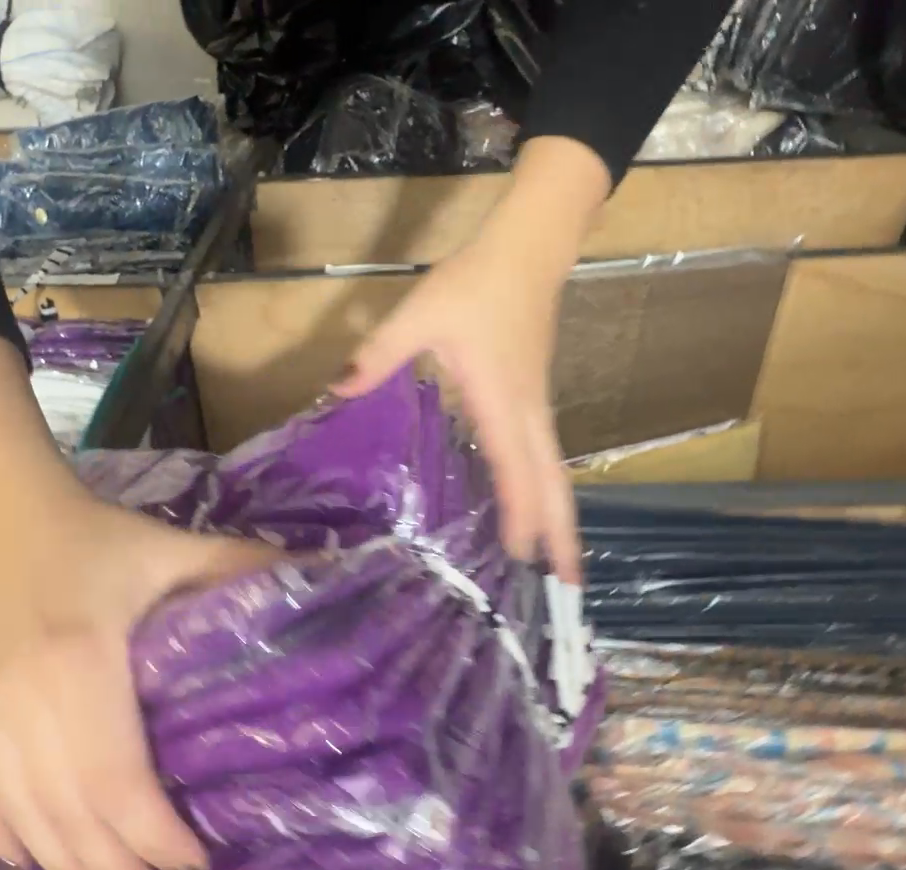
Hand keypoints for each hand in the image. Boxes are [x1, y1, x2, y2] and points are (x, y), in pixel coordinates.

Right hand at [0, 497, 277, 869]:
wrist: (10, 518)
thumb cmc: (103, 541)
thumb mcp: (182, 549)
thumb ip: (249, 569)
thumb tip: (328, 576)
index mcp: (80, 660)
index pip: (116, 777)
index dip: (154, 835)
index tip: (195, 865)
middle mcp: (20, 697)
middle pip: (68, 813)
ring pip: (17, 816)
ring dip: (65, 869)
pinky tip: (30, 862)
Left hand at [333, 225, 582, 579]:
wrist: (529, 245)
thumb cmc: (476, 280)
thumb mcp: (420, 314)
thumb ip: (378, 355)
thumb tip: (336, 392)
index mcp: (502, 401)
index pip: (514, 469)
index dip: (519, 515)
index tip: (519, 559)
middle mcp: (528, 413)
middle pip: (553, 483)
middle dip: (563, 535)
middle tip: (569, 589)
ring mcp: (538, 407)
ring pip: (555, 474)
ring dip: (560, 520)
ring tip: (561, 566)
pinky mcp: (536, 399)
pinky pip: (546, 457)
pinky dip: (547, 493)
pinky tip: (533, 509)